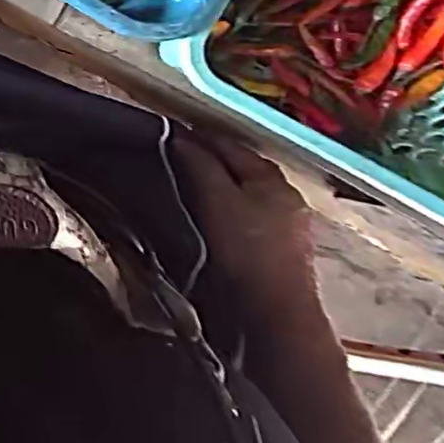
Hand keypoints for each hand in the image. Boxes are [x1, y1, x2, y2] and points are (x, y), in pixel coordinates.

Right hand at [175, 133, 324, 330]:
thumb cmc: (243, 248)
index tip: (160, 131)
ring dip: (210, 178)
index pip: (228, 144)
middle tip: (162, 152)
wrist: (271, 311)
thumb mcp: (216, 198)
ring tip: (174, 176)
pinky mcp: (272, 242)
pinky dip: (217, 198)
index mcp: (273, 179)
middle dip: (203, 155)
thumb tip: (179, 135)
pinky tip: (197, 205)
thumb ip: (199, 163)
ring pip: (238, 186)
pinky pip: (239, 206)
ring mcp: (282, 221)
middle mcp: (284, 195)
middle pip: (236, 164)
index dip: (195, 135)